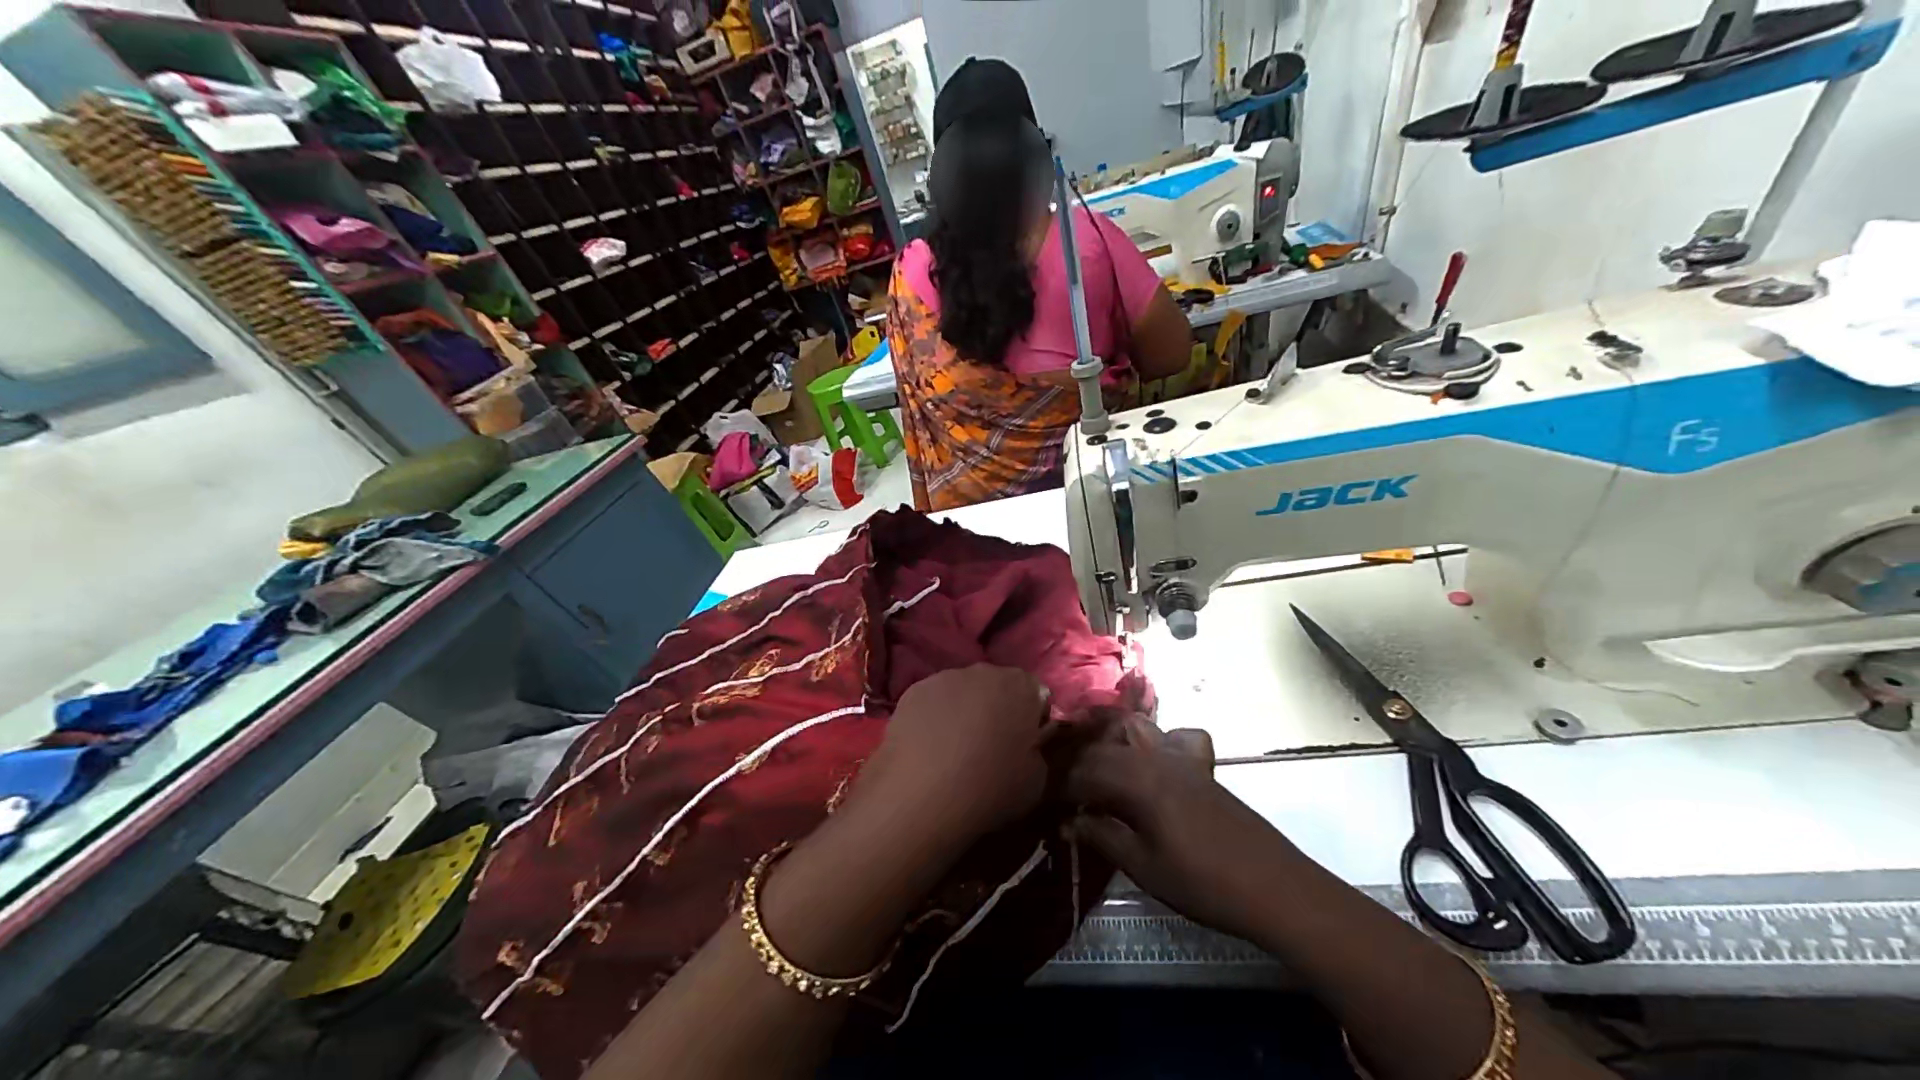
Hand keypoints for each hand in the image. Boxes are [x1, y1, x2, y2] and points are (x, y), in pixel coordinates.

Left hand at [841, 664, 1055, 857]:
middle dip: (996, 709)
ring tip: (953, 749)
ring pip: (961, 692)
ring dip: (962, 711)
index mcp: (1021, 686)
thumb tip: (1026, 745)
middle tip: (989, 746)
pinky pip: (931, 702)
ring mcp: (943, 678)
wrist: (924, 794)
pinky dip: (933, 718)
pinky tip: (928, 748)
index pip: (1035, 694)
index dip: (1031, 719)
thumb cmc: (991, 787)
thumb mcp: (1036, 780)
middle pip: (996, 687)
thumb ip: (1035, 751)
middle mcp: (984, 671)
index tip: (1024, 743)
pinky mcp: (911, 692)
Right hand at [1066, 716, 1294, 941]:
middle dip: (1076, 762)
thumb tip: (1068, 821)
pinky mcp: (1202, 768)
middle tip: (1060, 789)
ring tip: (1096, 768)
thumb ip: (1102, 836)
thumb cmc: (1202, 883)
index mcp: (1137, 780)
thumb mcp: (1144, 867)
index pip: (1083, 770)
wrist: (1274, 888)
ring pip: (1136, 729)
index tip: (1042, 800)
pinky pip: (1175, 737)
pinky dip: (1158, 742)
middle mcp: (1156, 757)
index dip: (1059, 785)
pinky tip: (1153, 764)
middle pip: (1104, 746)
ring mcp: (1182, 758)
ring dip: (1110, 741)